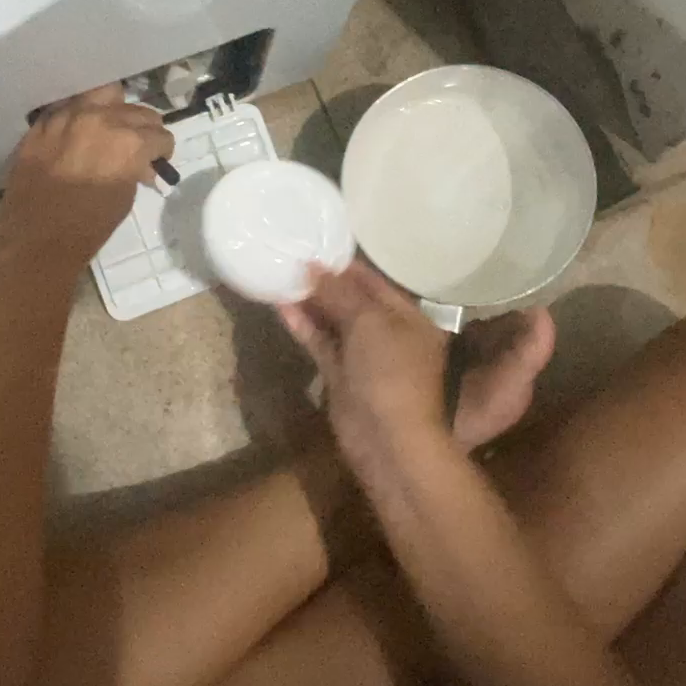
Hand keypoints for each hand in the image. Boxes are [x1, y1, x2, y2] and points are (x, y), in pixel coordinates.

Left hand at [0, 84, 173, 269]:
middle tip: (139, 147)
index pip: (160, 135)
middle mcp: (102, 119)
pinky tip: (82, 135)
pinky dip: (83, 116)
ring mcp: (69, 116)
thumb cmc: (88, 227)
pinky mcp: (45, 122)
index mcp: (130, 142)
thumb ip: (136, 170)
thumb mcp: (125, 198)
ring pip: (106, 94)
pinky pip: (71, 106)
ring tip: (112, 129)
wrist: (36, 239)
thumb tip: (141, 163)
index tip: (157, 161)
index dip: (162, 151)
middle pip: (138, 111)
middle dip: (145, 130)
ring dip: (116, 110)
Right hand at [277, 263, 450, 454]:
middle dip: (322, 282)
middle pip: (351, 301)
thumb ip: (340, 293)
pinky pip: (320, 344)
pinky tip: (280, 307)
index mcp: (406, 316)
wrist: (389, 441)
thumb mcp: (370, 322)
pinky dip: (303, 326)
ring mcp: (362, 357)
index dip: (343, 264)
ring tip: (278, 276)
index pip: (372, 282)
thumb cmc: (391, 373)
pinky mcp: (340, 377)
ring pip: (332, 322)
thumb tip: (312, 267)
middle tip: (288, 257)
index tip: (312, 244)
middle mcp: (386, 333)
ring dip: (308, 303)